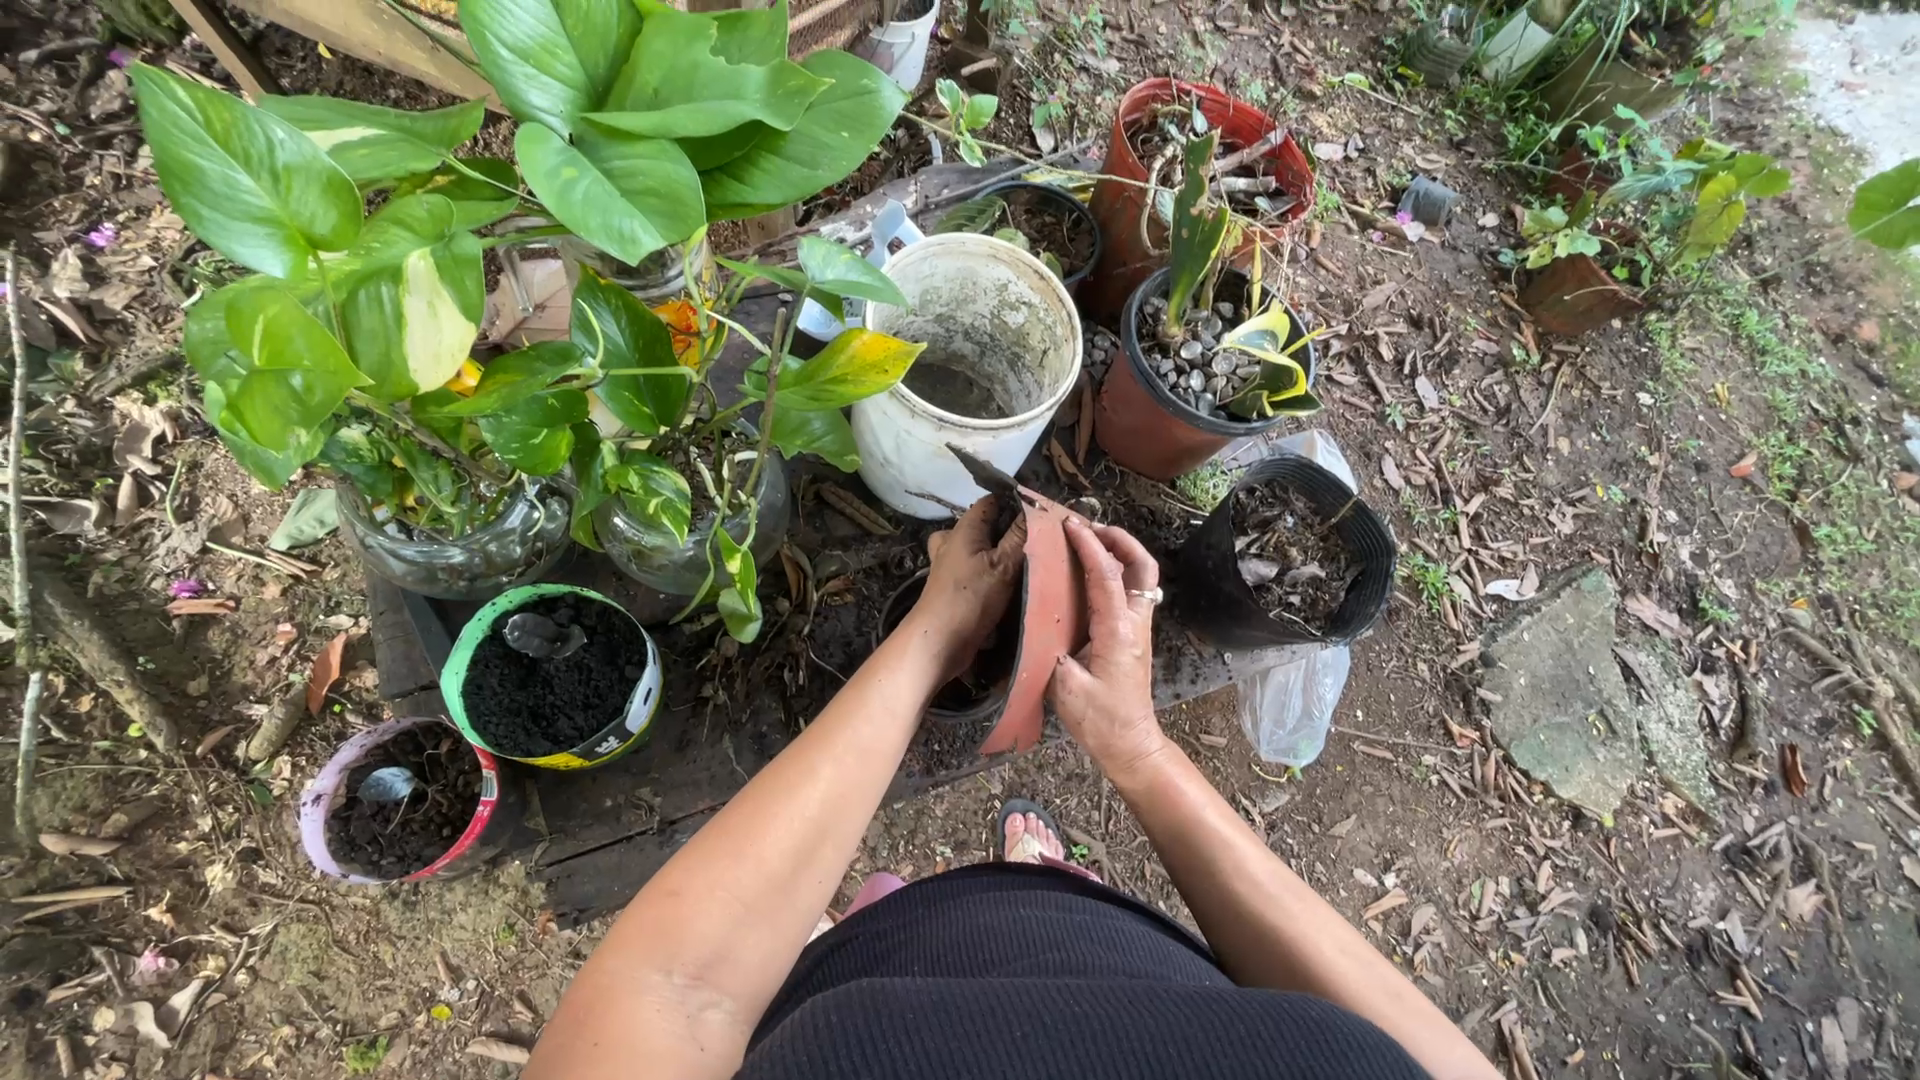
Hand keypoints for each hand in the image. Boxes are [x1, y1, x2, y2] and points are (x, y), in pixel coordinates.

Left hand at [903, 496, 1026, 680]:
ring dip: (997, 556)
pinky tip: (1007, 587)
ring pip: (978, 550)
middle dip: (1006, 531)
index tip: (1039, 512)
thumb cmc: (971, 598)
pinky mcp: (951, 587)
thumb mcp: (1004, 565)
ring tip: (1023, 564)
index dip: (1013, 502)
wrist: (938, 641)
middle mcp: (952, 542)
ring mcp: (948, 565)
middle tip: (1034, 541)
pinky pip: (973, 572)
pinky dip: (989, 576)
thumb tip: (1036, 509)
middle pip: (983, 526)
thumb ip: (1020, 537)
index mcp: (964, 529)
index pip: (990, 501)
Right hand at [1047, 518, 1167, 779]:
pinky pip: (1132, 592)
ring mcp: (1139, 629)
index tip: (1070, 524)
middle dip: (1120, 539)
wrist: (1130, 744)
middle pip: (1142, 566)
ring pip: (1142, 577)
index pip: (1105, 576)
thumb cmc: (1099, 720)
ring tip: (1090, 542)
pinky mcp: (1134, 636)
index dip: (1088, 545)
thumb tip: (1042, 623)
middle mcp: (1135, 623)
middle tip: (1090, 527)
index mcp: (1117, 631)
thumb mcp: (1066, 687)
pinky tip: (1091, 575)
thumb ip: (1054, 650)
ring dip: (1121, 553)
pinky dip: (1116, 572)